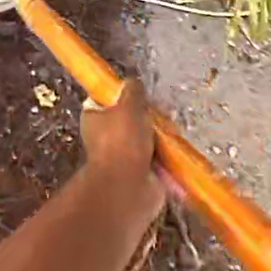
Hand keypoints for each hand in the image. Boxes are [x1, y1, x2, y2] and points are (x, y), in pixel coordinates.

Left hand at [79, 81, 166, 219]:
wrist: (129, 188)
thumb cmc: (122, 141)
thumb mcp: (129, 105)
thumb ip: (132, 90)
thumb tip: (132, 82)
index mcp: (94, 118)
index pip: (107, 100)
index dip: (124, 96)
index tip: (140, 96)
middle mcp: (106, 137)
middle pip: (131, 119)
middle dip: (149, 118)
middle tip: (162, 116)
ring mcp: (123, 157)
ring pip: (146, 139)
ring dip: (160, 138)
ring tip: (171, 132)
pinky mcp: (141, 174)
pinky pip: (157, 161)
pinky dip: (167, 159)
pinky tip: (176, 152)